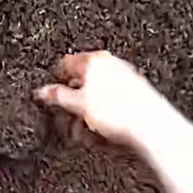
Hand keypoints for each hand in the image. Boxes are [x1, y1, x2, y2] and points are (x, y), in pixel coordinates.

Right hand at [33, 51, 179, 149]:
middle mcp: (111, 64)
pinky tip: (106, 132)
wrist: (151, 125)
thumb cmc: (118, 112)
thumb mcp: (78, 106)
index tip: (52, 97)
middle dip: (73, 102)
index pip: (65, 64)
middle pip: (82, 80)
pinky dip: (105, 115)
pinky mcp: (136, 93)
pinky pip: (113, 103)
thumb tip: (41, 92)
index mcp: (94, 60)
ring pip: (98, 94)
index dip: (55, 82)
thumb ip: (56, 96)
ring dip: (89, 112)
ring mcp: (125, 77)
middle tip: (70, 119)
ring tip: (89, 131)